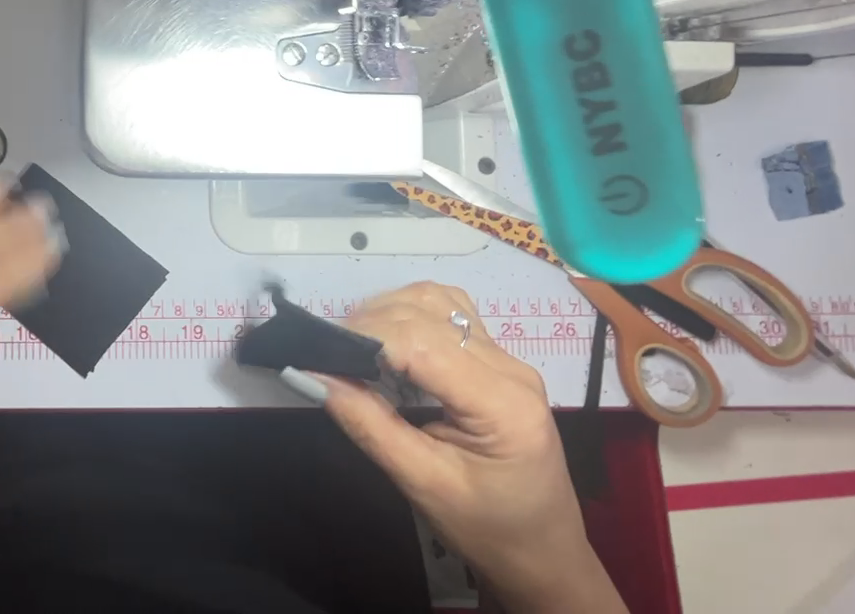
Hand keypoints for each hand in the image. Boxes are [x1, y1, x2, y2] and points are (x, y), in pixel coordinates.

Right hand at [320, 283, 624, 613]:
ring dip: (387, 312)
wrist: (541, 554)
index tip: (319, 354)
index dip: (363, 337)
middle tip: (330, 357)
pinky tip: (390, 341)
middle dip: (367, 325)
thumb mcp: (421, 484)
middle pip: (424, 311)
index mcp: (501, 403)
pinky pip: (446, 310)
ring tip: (358, 348)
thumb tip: (313, 373)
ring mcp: (506, 357)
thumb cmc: (486, 528)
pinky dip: (407, 312)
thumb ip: (367, 424)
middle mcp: (509, 366)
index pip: (421, 341)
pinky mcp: (495, 357)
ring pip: (434, 299)